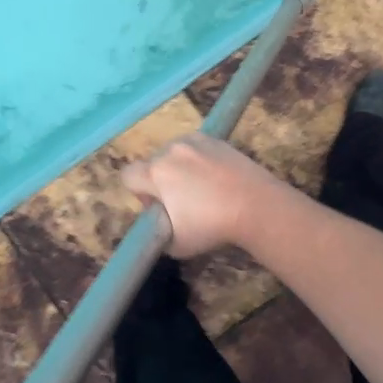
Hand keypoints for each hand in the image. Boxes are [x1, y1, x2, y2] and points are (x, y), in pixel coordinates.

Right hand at [120, 134, 289, 257]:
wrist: (254, 204)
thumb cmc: (211, 226)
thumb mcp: (175, 244)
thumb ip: (157, 231)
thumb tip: (159, 222)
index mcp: (156, 173)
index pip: (128, 175)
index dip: (138, 193)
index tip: (158, 206)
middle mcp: (171, 150)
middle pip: (153, 163)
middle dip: (160, 180)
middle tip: (182, 201)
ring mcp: (195, 140)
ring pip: (175, 153)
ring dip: (179, 167)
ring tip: (201, 187)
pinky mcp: (215, 138)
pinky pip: (196, 147)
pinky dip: (199, 159)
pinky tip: (215, 177)